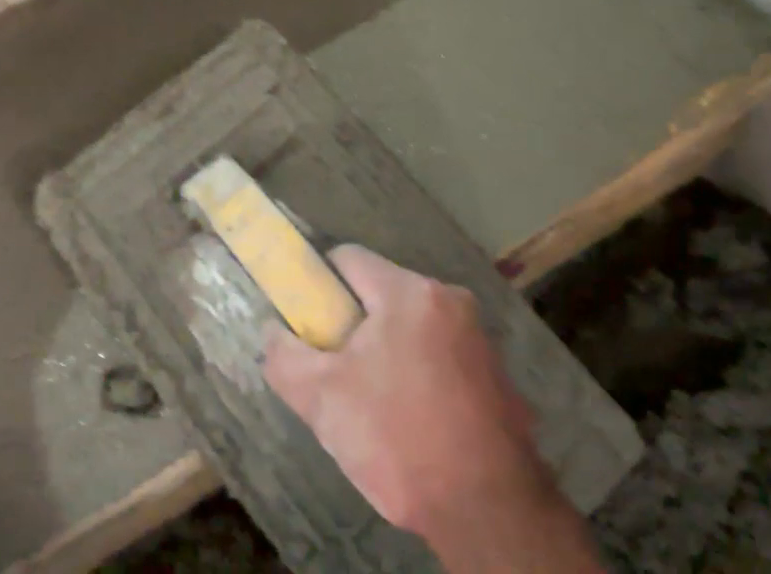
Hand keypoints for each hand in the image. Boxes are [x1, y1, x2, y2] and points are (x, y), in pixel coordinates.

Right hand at [262, 245, 554, 538]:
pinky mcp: (496, 376)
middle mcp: (451, 301)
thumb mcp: (322, 400)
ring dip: (384, 356)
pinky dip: (417, 378)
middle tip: (332, 375)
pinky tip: (409, 426)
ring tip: (369, 409)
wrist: (488, 509)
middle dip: (351, 328)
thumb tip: (274, 332)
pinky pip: (439, 359)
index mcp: (410, 294)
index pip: (348, 260)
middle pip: (380, 295)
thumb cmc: (399, 440)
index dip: (317, 286)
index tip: (305, 325)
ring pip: (410, 330)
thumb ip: (285, 356)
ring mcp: (479, 339)